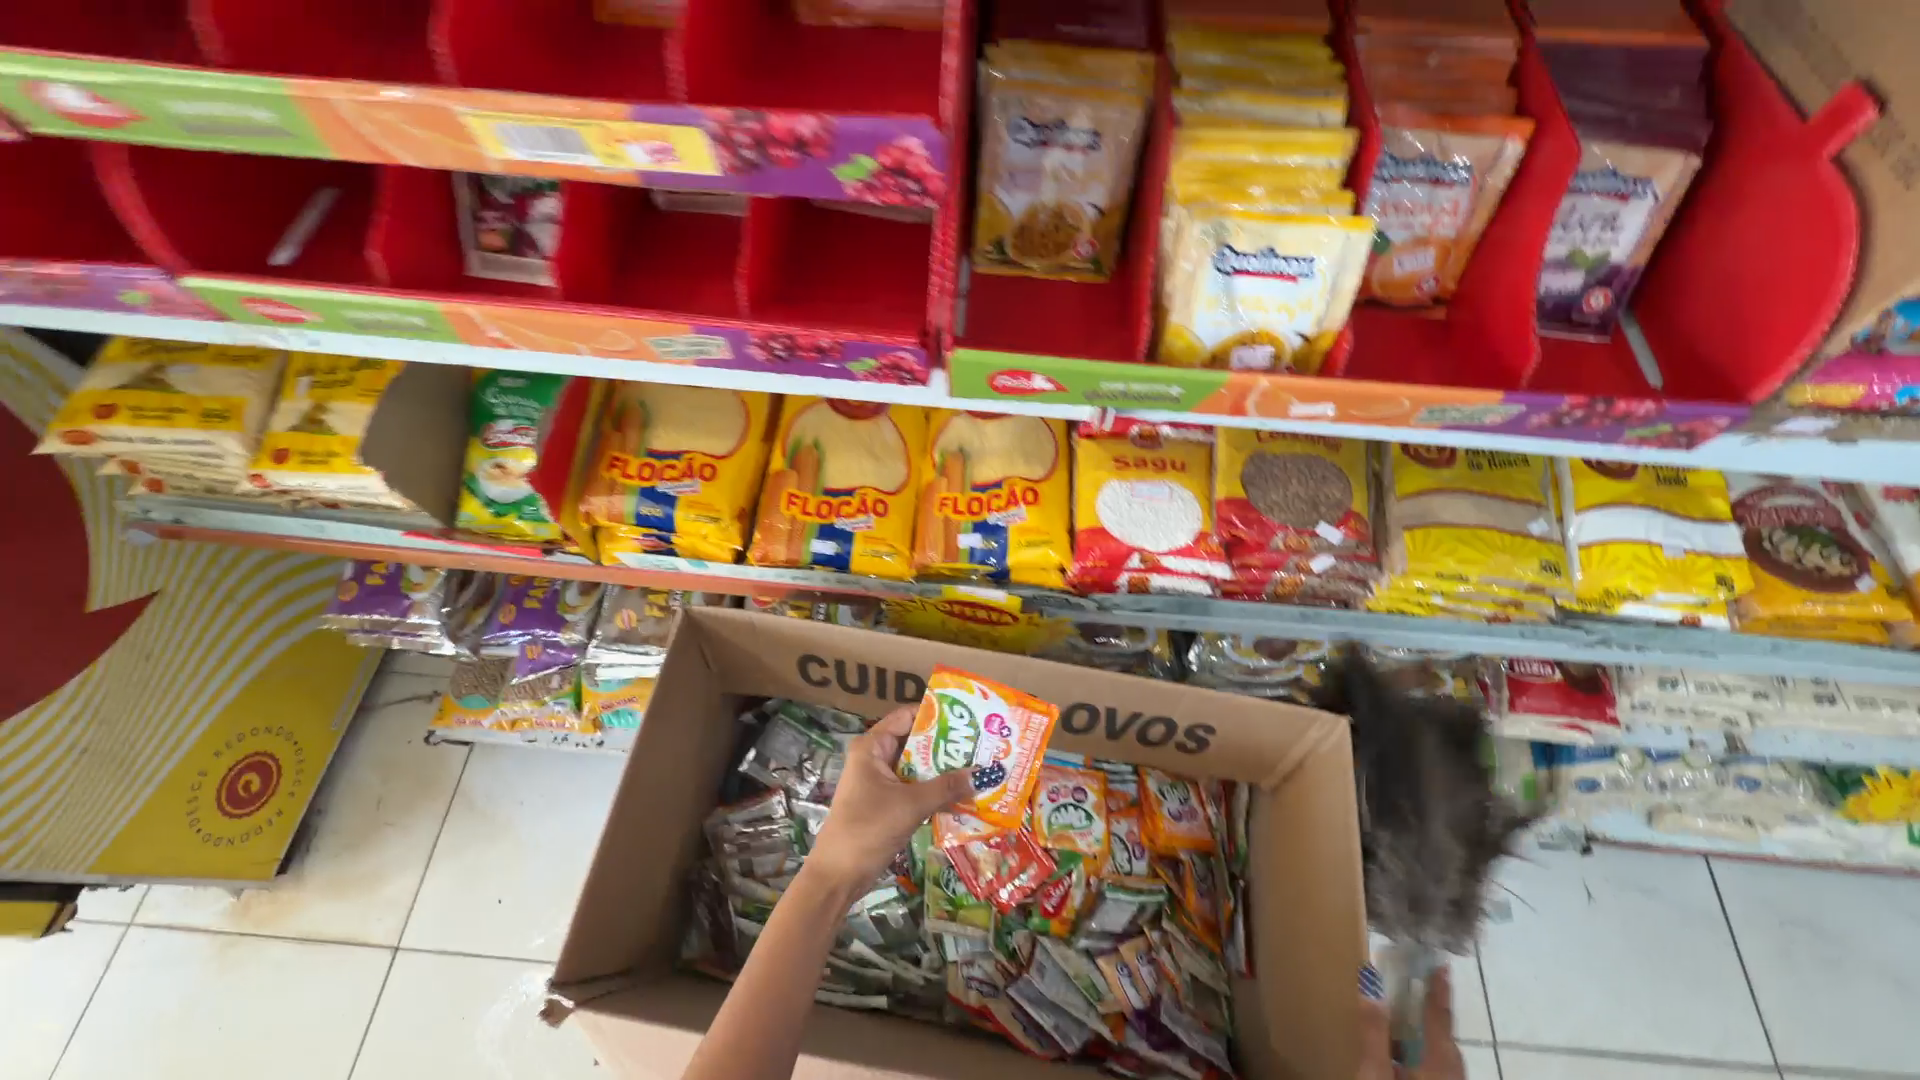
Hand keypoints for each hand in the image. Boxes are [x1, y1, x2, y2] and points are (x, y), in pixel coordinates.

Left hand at [804, 706, 974, 894]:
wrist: (839, 875)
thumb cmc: (868, 828)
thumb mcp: (911, 805)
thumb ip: (946, 787)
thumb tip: (982, 774)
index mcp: (872, 747)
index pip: (906, 716)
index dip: (936, 714)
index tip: (967, 716)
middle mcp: (875, 758)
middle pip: (915, 742)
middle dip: (946, 745)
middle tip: (982, 743)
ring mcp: (881, 782)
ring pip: (917, 768)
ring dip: (944, 770)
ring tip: (979, 766)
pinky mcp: (887, 803)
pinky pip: (916, 788)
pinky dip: (936, 790)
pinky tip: (964, 795)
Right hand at [1357, 967, 1464, 1079]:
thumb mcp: (1375, 1071)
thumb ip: (1374, 1032)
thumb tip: (1369, 987)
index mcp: (1438, 1060)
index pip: (1439, 1017)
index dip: (1439, 990)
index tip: (1442, 966)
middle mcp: (1451, 1071)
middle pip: (1442, 1034)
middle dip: (1428, 1009)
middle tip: (1413, 986)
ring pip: (1439, 1050)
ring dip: (1423, 1030)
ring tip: (1402, 1018)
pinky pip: (1436, 1063)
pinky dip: (1421, 1048)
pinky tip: (1403, 1053)